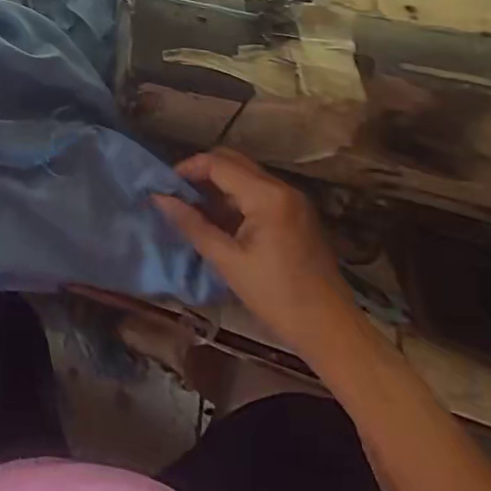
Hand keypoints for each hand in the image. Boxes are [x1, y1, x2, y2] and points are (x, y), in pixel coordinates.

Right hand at [152, 148, 366, 360]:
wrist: (331, 329)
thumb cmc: (276, 295)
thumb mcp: (226, 260)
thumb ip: (191, 224)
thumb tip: (159, 198)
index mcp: (267, 196)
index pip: (217, 163)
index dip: (186, 169)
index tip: (164, 187)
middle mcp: (282, 189)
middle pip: (232, 161)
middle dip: (201, 172)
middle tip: (177, 194)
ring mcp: (293, 200)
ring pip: (245, 174)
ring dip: (217, 185)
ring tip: (194, 209)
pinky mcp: (297, 214)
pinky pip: (258, 190)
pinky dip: (235, 197)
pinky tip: (221, 221)